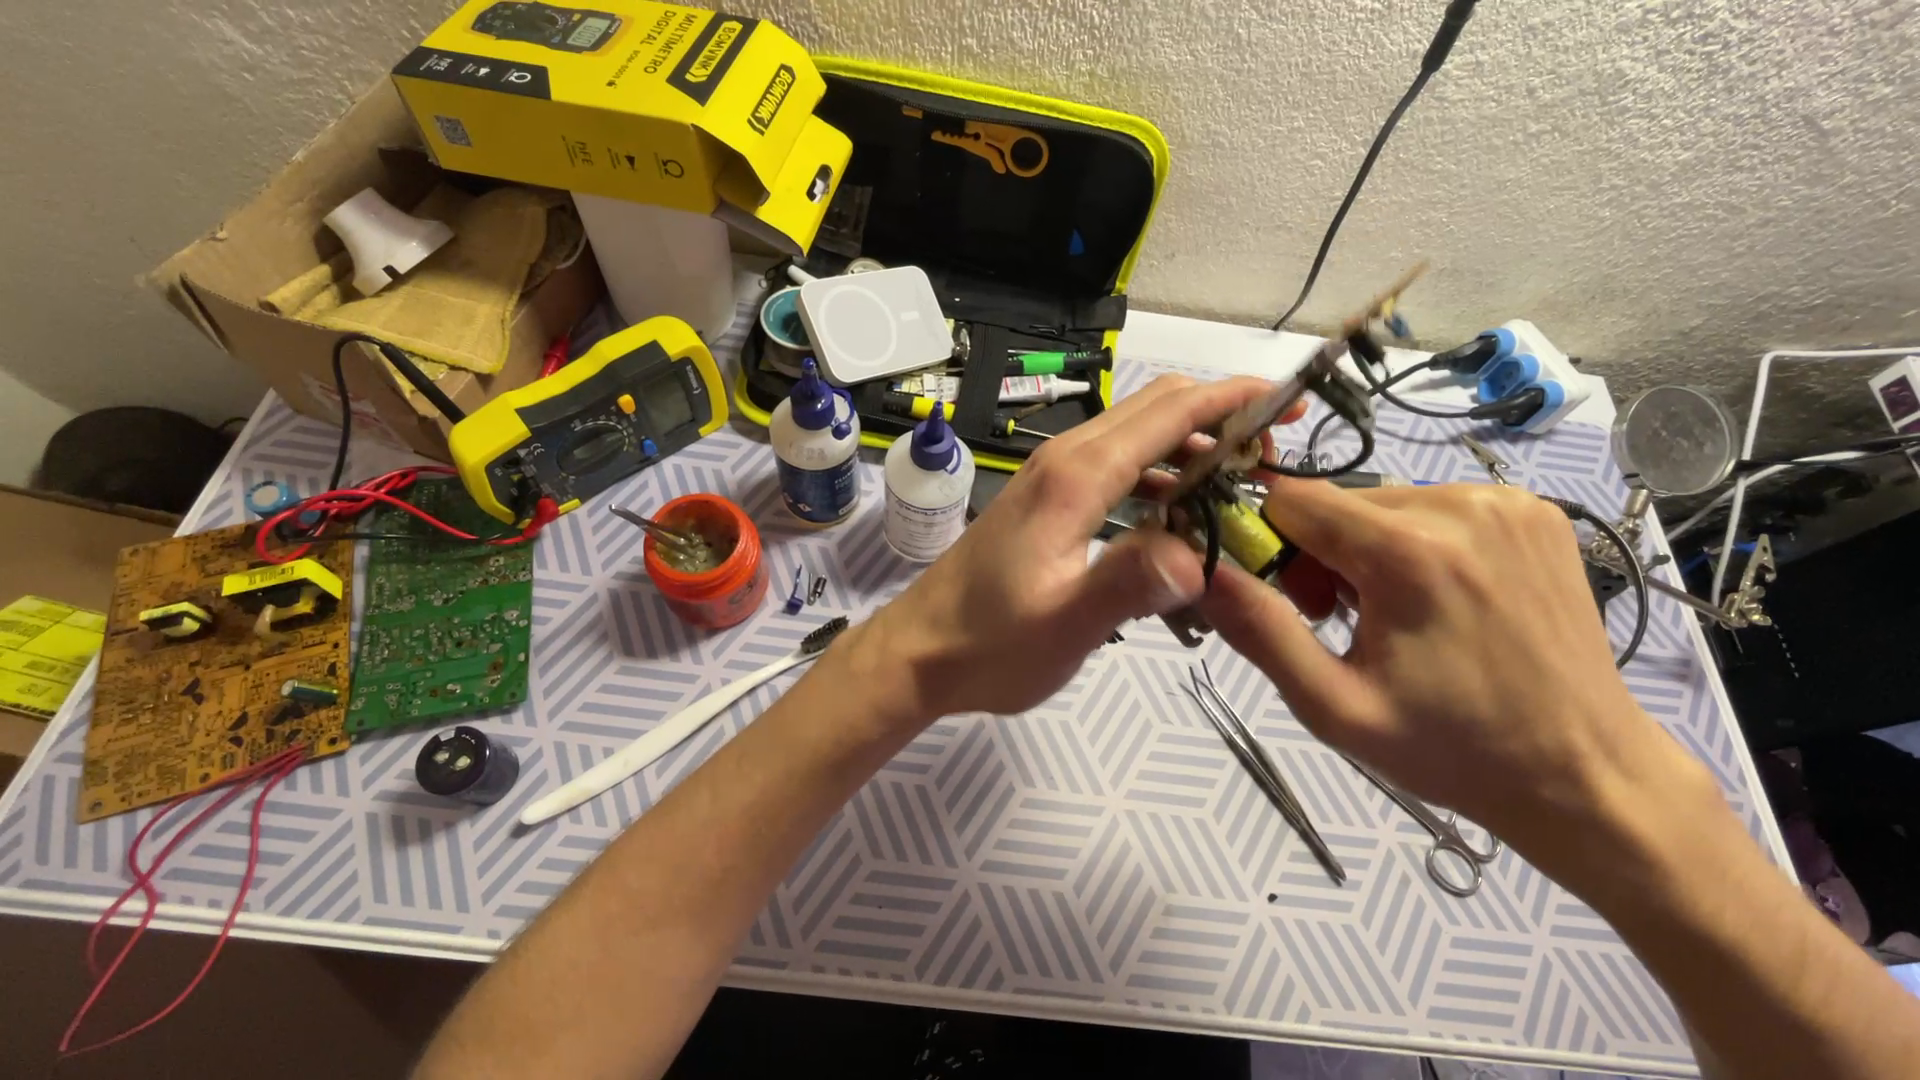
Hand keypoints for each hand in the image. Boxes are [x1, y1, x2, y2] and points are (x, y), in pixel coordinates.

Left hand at [853, 375, 1300, 720]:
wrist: (919, 651)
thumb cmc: (989, 644)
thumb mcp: (1064, 624)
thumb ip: (1129, 584)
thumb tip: (1199, 555)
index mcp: (1077, 478)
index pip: (1169, 412)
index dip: (1233, 398)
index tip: (1290, 400)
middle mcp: (1065, 461)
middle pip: (1154, 408)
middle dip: (1220, 415)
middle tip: (1274, 455)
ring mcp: (1051, 478)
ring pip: (1134, 435)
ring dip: (1189, 444)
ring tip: (1238, 484)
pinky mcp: (1046, 501)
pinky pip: (1114, 466)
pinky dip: (1157, 472)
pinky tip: (1176, 512)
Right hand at [1197, 479, 1715, 861]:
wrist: (1586, 772)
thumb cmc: (1449, 749)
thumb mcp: (1333, 707)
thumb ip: (1260, 632)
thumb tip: (1202, 570)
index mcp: (1409, 552)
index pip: (1292, 499)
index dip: (1275, 546)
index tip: (1301, 604)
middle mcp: (1462, 505)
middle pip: (1339, 502)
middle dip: (1323, 554)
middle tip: (1347, 622)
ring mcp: (1508, 503)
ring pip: (1385, 503)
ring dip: (1369, 549)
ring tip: (1400, 618)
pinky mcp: (1535, 513)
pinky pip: (1437, 507)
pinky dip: (1418, 544)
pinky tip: (1442, 600)